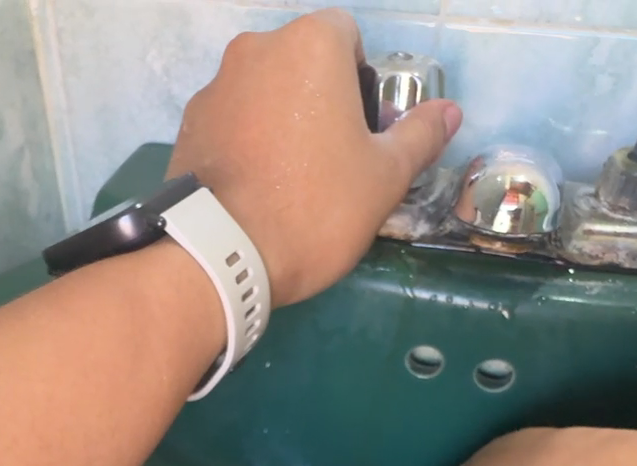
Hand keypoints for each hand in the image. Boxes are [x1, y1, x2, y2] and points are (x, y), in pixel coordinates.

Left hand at [167, 10, 461, 305]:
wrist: (223, 256)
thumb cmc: (315, 209)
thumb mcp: (383, 179)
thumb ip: (418, 137)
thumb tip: (449, 112)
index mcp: (311, 45)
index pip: (348, 38)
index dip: (361, 84)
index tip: (360, 135)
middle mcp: (256, 49)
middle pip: (301, 66)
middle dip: (319, 104)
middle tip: (329, 165)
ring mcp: (214, 87)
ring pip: (262, 96)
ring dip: (280, 125)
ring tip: (287, 187)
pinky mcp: (187, 128)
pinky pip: (230, 125)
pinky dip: (245, 146)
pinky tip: (253, 193)